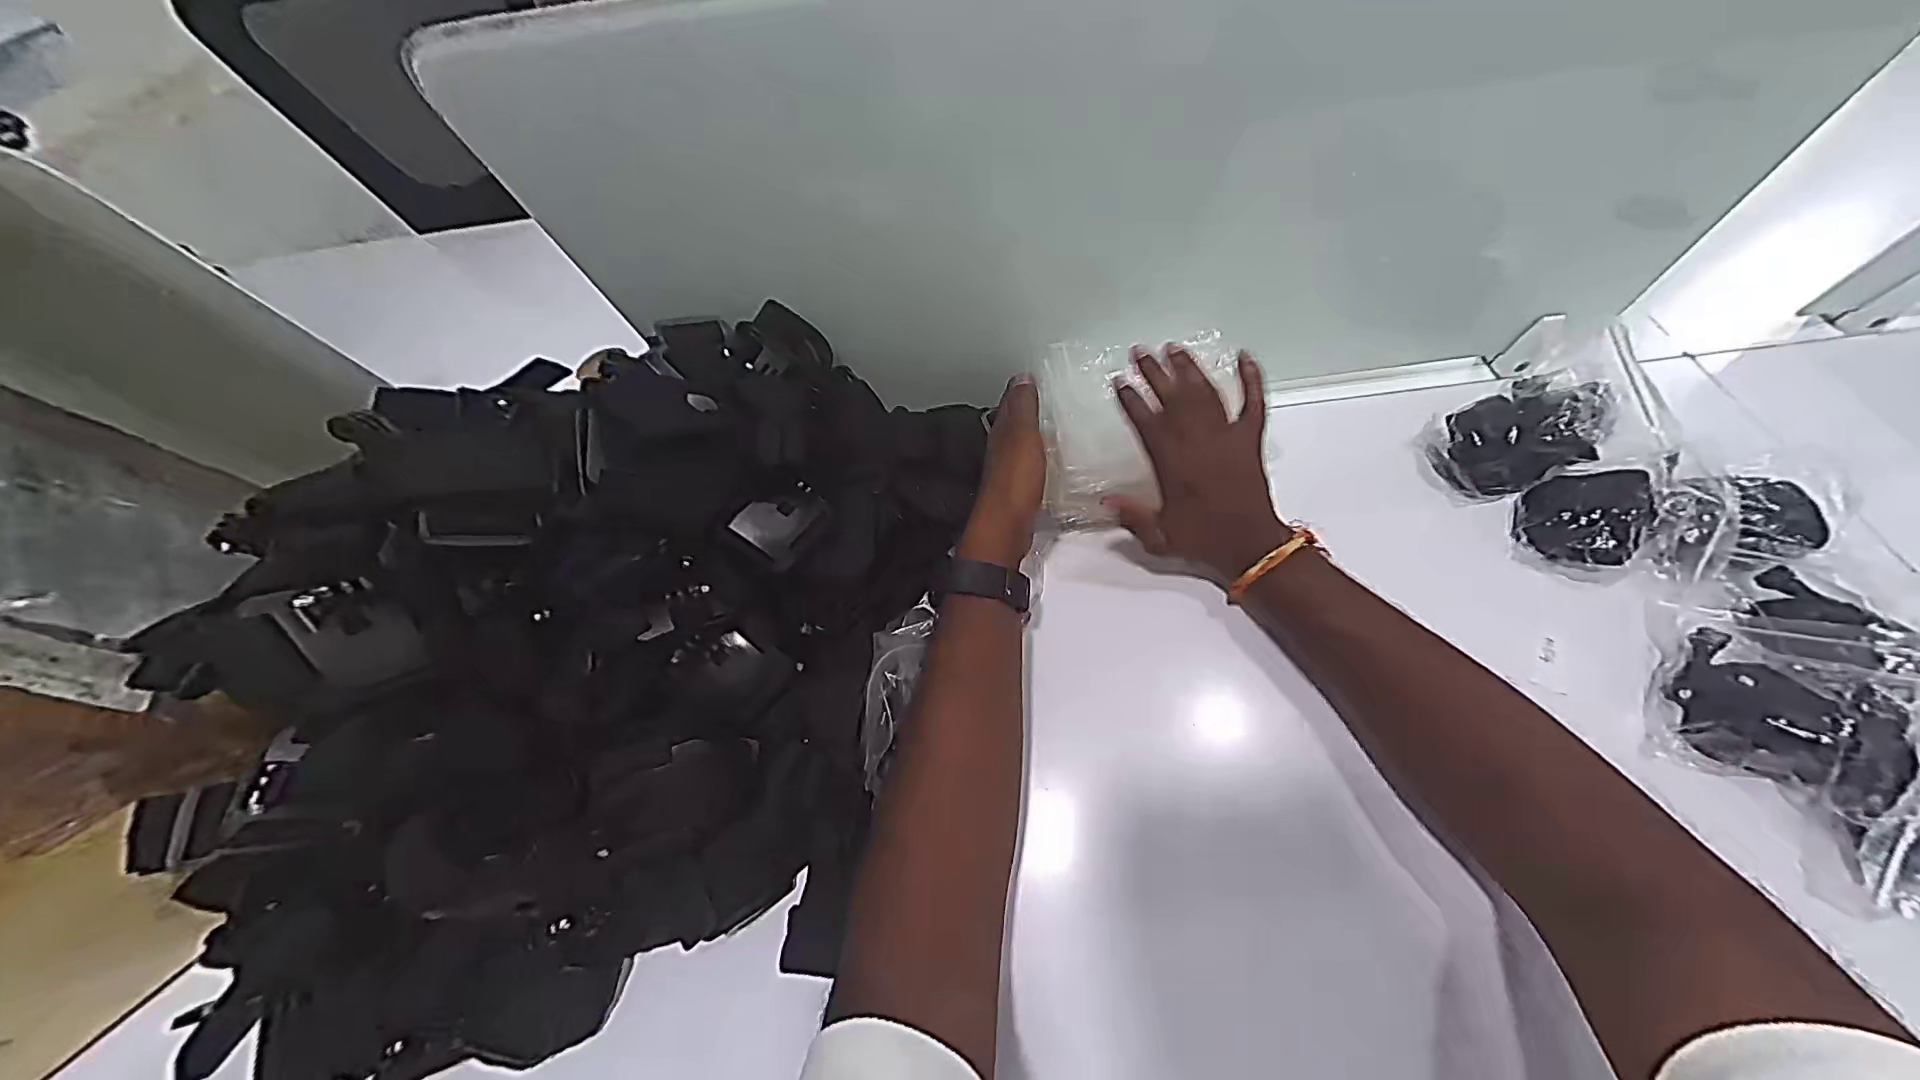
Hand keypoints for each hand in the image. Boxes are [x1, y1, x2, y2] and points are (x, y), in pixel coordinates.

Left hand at [959, 375, 1044, 566]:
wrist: (1007, 528)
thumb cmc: (1015, 482)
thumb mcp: (1023, 436)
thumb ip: (1023, 408)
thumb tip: (1021, 377)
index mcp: (1003, 433)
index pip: (1010, 403)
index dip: (1020, 390)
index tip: (1031, 378)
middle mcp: (1001, 449)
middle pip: (1012, 423)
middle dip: (1024, 409)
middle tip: (1040, 398)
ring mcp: (1008, 471)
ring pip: (1019, 443)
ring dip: (1030, 433)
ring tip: (1047, 425)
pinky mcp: (1018, 490)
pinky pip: (1028, 465)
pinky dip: (1036, 456)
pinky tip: (1046, 459)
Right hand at [1109, 345, 1287, 582]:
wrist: (1250, 547)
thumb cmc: (1205, 541)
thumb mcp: (1159, 536)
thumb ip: (1132, 516)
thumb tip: (1107, 500)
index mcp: (1173, 464)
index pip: (1147, 422)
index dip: (1131, 400)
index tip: (1120, 382)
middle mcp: (1198, 444)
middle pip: (1173, 399)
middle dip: (1155, 373)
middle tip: (1140, 352)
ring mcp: (1227, 438)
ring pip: (1206, 394)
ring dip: (1189, 369)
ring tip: (1175, 350)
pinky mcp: (1250, 440)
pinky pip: (1253, 403)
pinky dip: (1251, 379)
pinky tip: (1244, 358)